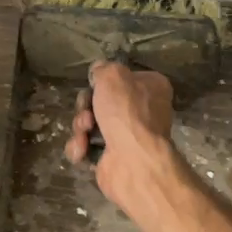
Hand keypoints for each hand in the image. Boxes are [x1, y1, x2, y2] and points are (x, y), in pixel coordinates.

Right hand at [64, 62, 189, 213]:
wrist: (133, 162)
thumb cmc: (127, 112)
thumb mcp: (112, 75)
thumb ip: (102, 68)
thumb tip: (98, 73)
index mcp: (151, 89)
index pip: (123, 78)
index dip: (104, 81)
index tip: (94, 84)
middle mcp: (142, 113)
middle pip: (101, 102)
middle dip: (86, 107)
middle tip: (87, 114)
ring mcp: (127, 138)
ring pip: (91, 125)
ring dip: (81, 127)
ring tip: (85, 133)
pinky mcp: (112, 159)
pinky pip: (87, 148)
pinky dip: (80, 148)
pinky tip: (83, 150)